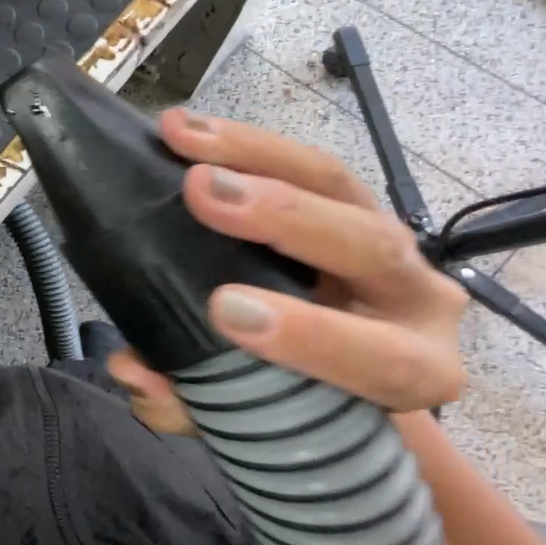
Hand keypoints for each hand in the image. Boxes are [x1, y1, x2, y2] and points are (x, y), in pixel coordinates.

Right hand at [107, 108, 468, 433]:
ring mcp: (383, 235)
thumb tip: (131, 373)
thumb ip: (189, 404)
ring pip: (334, 182)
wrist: (340, 362)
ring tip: (180, 136)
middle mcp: (414, 298)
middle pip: (369, 246)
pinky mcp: (345, 196)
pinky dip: (241, 141)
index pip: (384, 359)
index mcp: (408, 371)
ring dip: (252, 154)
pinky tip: (182, 127)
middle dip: (284, 217)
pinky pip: (303, 160)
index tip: (227, 310)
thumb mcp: (245, 417)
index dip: (312, 336)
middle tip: (199, 192)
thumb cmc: (296, 396)